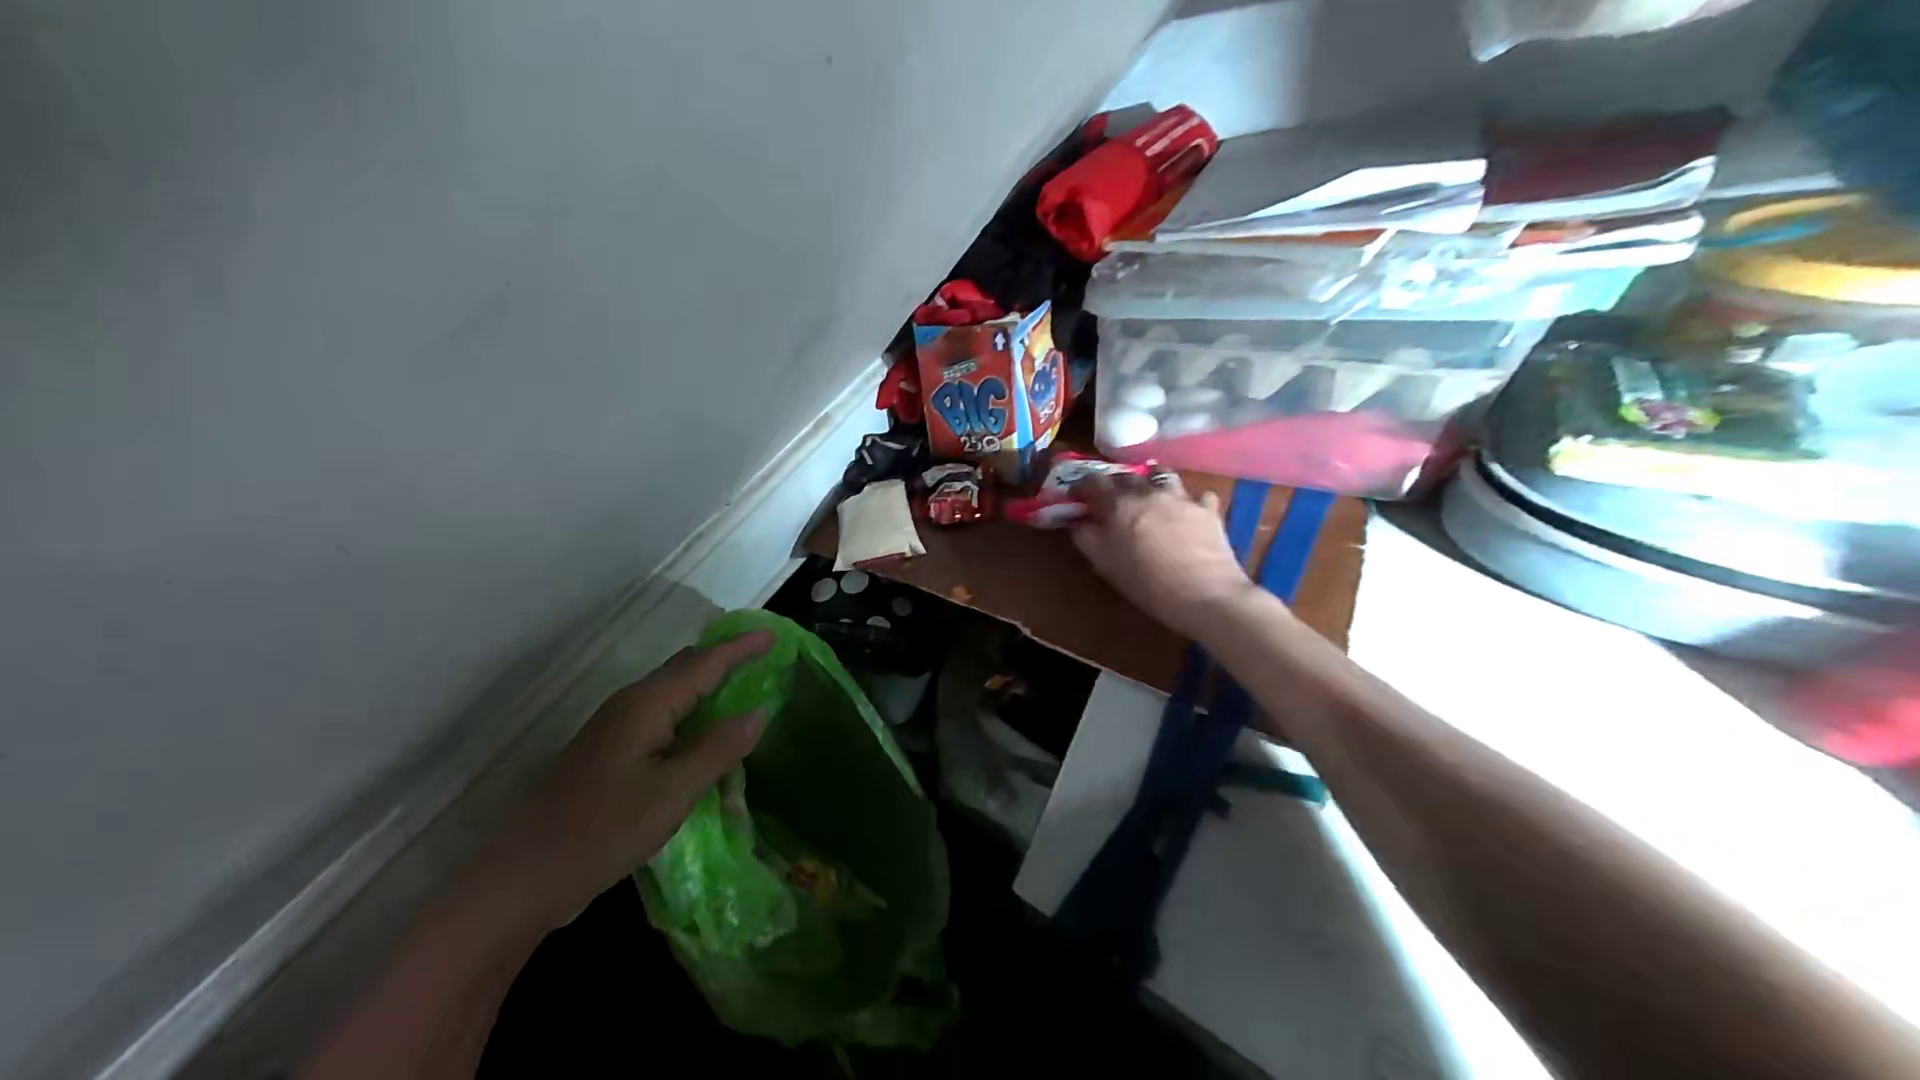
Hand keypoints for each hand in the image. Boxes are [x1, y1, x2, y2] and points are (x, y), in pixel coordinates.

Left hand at [479, 632, 773, 930]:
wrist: (522, 879)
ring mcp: (615, 731)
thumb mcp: (673, 792)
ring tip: (744, 693)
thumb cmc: (603, 831)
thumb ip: (718, 748)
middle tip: (763, 660)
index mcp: (646, 705)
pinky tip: (704, 738)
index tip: (774, 636)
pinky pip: (662, 720)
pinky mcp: (610, 756)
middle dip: (725, 660)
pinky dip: (692, 716)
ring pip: (672, 696)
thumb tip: (758, 712)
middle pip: (685, 670)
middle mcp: (629, 707)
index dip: (741, 649)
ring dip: (709, 689)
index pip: (704, 664)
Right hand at [1071, 473, 1261, 640]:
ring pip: (1161, 475)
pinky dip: (1188, 501)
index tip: (1077, 497)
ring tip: (1149, 496)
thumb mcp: (1106, 566)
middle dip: (1114, 483)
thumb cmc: (1148, 585)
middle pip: (1126, 475)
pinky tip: (1187, 513)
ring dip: (1151, 481)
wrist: (1206, 595)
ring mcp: (1181, 497)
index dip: (1082, 487)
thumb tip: (1078, 521)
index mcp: (1119, 505)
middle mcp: (1148, 492)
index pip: (1093, 482)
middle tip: (1111, 500)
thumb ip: (1086, 538)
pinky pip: (1196, 496)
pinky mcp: (1207, 508)